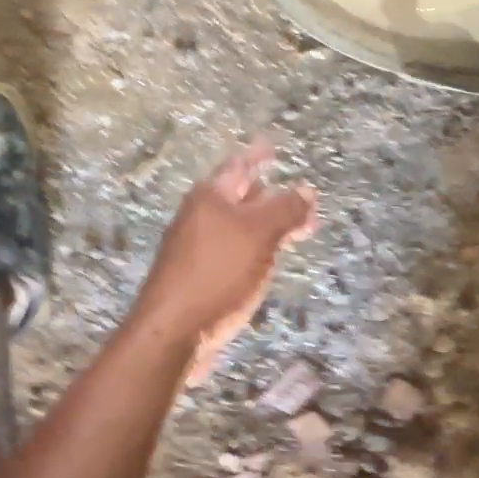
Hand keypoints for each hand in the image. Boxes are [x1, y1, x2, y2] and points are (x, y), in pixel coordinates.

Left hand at [130, 140, 316, 384]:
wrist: (172, 333)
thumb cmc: (217, 272)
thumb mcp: (259, 234)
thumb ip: (285, 209)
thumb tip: (306, 190)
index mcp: (210, 197)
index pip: (239, 165)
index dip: (258, 154)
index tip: (272, 145)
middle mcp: (199, 216)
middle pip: (239, 196)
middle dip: (270, 195)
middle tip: (303, 200)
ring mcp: (196, 248)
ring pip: (238, 227)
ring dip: (266, 225)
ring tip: (294, 230)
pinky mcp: (198, 277)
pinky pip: (233, 252)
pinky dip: (256, 249)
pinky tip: (267, 262)